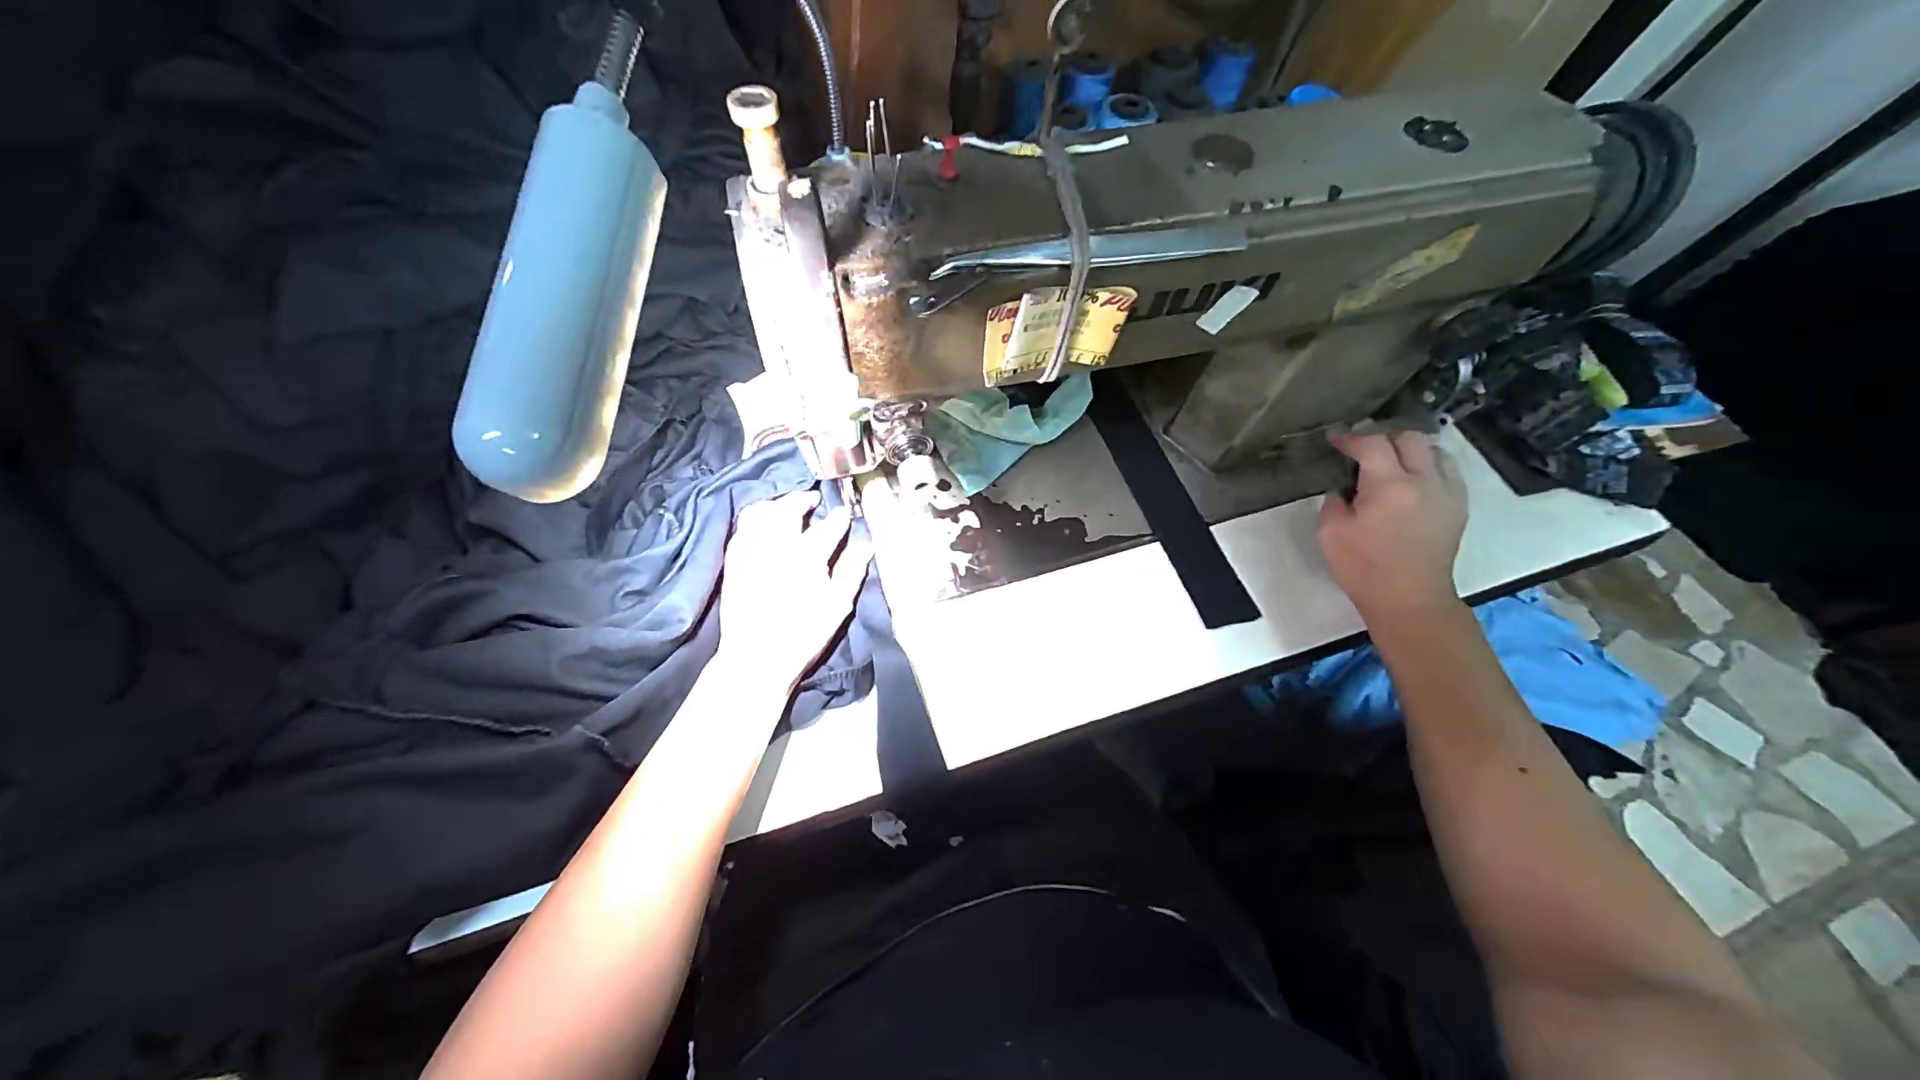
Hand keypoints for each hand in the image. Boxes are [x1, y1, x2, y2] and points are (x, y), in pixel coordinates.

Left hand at [716, 490, 870, 692]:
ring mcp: (751, 549)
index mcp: (807, 555)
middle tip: (812, 500)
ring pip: (761, 511)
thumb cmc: (804, 635)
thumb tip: (865, 545)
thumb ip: (852, 570)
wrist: (756, 657)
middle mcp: (777, 544)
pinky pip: (742, 526)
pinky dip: (755, 518)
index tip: (844, 514)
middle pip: (789, 508)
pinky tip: (763, 525)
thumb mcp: (837, 605)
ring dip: (776, 503)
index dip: (839, 518)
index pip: (828, 526)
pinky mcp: (733, 559)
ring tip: (785, 507)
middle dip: (803, 499)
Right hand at [1318, 430, 1466, 619]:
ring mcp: (1448, 493)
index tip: (1336, 442)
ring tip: (1390, 463)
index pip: (1372, 444)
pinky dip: (1428, 468)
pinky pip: (1447, 472)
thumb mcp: (1330, 533)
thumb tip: (1344, 489)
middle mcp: (1425, 481)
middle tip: (1363, 451)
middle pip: (1410, 438)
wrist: (1410, 599)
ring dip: (1410, 451)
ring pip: (1435, 450)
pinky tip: (1411, 482)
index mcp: (1390, 486)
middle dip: (1383, 438)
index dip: (1350, 438)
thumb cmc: (1364, 568)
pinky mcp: (1459, 507)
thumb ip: (1334, 501)